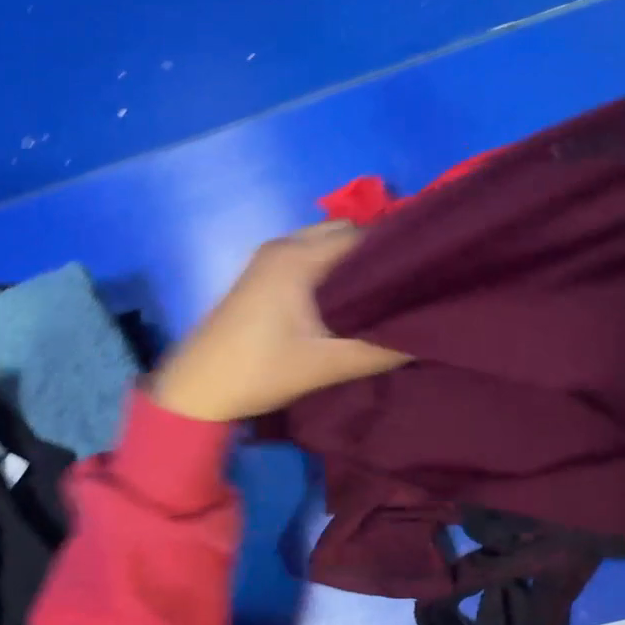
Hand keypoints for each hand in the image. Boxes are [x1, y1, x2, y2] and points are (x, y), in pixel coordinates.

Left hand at [151, 222, 409, 422]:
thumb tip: (426, 337)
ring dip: (353, 264)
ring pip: (325, 245)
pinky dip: (332, 270)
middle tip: (410, 288)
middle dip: (377, 256)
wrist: (196, 390)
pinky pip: (308, 257)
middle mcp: (284, 246)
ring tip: (385, 296)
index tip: (428, 276)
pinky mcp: (261, 276)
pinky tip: (349, 302)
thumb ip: (379, 351)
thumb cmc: (259, 371)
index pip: (364, 236)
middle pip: (345, 234)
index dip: (398, 253)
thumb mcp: (325, 365)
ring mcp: (268, 259)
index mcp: (299, 257)